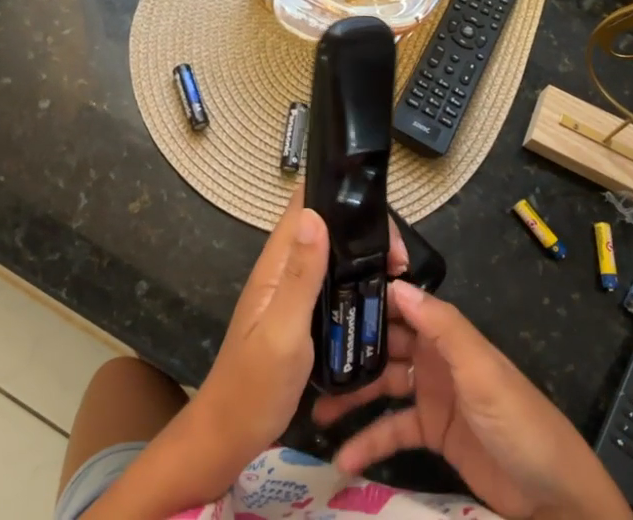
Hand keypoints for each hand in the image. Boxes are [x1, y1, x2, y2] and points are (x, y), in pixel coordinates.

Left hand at [190, 190, 411, 468]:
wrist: (231, 435)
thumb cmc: (255, 384)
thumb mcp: (283, 330)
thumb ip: (299, 275)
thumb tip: (313, 213)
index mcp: (275, 265)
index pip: (304, 206)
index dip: (338, 195)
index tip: (379, 213)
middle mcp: (284, 271)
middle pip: (326, 229)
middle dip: (365, 234)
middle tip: (400, 261)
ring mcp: (293, 295)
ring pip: (334, 259)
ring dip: (366, 260)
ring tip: (401, 278)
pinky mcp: (303, 318)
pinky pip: (335, 288)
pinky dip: (358, 286)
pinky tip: (382, 303)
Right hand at [313, 282, 631, 519]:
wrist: (552, 493)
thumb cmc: (519, 421)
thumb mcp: (481, 370)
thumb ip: (441, 327)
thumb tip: (396, 284)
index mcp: (450, 336)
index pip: (403, 307)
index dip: (368, 300)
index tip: (325, 298)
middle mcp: (437, 359)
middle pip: (386, 347)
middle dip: (351, 350)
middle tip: (309, 358)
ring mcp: (433, 397)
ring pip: (383, 387)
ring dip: (352, 397)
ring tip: (316, 410)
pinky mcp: (432, 434)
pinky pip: (392, 431)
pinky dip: (368, 442)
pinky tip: (343, 458)